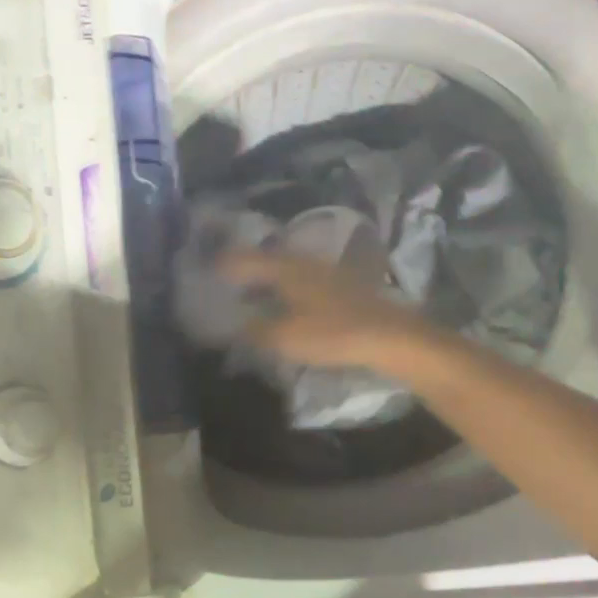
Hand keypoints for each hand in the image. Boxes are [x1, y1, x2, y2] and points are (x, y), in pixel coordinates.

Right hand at [220, 249, 426, 367]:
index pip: (249, 260)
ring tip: (254, 293)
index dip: (227, 263)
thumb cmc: (331, 333)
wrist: (388, 336)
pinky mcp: (344, 286)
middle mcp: (306, 264)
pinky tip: (286, 302)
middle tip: (228, 278)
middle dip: (248, 269)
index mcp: (288, 270)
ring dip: (269, 279)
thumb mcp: (284, 337)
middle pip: (270, 261)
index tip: (209, 266)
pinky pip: (305, 281)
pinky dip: (288, 289)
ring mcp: (328, 273)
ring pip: (289, 270)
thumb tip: (234, 325)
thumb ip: (255, 331)